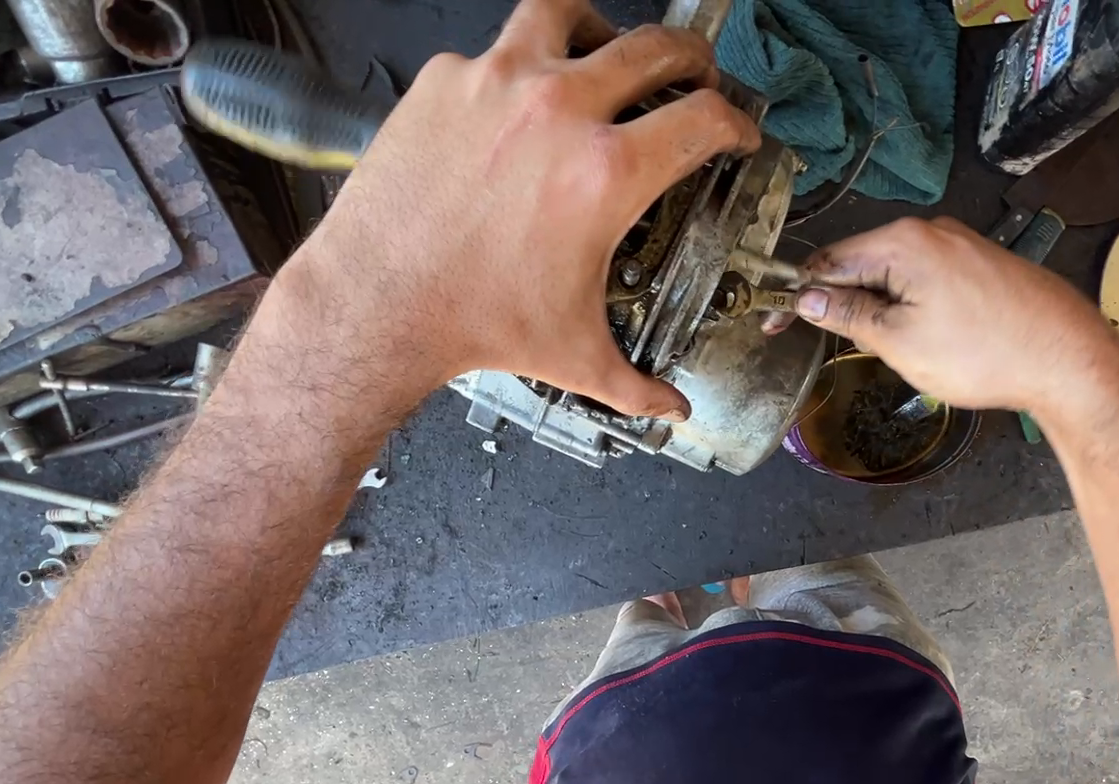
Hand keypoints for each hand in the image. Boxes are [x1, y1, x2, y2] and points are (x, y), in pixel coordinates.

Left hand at [271, 0, 759, 419]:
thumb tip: (672, 410)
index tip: (736, 131)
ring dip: (605, 30)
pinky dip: (524, 66)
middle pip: (656, 48)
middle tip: (696, 79)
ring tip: (608, 54)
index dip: (735, 123)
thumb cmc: (477, 324)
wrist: (382, 303)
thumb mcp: (578, 358)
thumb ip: (639, 388)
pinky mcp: (446, 81)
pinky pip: (499, 49)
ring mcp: (498, 83)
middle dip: (693, 62)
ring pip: (572, 16)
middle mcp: (559, 111)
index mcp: (607, 175)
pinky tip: (524, 101)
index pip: (702, 119)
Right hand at [774, 217, 1118, 422]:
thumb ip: (849, 315)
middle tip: (816, 338)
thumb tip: (808, 299)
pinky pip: (922, 276)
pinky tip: (907, 330)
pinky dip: (902, 301)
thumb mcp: (899, 341)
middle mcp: (929, 230)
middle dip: (834, 298)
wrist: (1066, 358)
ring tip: (865, 341)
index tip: (772, 323)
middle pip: (860, 261)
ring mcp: (958, 243)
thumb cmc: (979, 354)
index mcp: (903, 242)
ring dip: (870, 303)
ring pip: (892, 272)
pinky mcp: (978, 263)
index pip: (828, 261)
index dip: (796, 294)